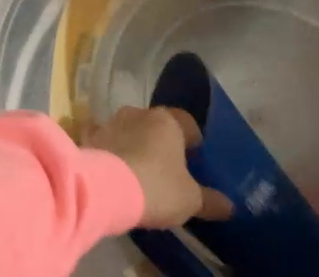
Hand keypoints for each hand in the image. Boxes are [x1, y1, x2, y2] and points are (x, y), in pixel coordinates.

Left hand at [85, 107, 233, 228]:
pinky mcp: (89, 136)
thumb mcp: (191, 200)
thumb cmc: (157, 186)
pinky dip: (109, 148)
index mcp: (167, 121)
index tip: (196, 160)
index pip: (187, 122)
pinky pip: (103, 138)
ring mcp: (110, 121)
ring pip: (129, 129)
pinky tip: (113, 166)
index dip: (193, 140)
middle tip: (169, 168)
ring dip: (134, 143)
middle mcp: (137, 113)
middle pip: (156, 124)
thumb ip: (211, 200)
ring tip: (141, 170)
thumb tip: (229, 205)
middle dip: (162, 142)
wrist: (105, 188)